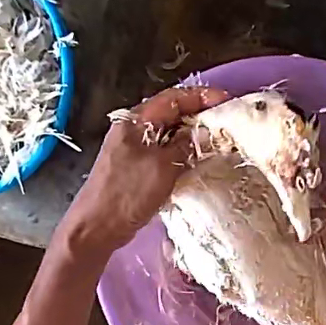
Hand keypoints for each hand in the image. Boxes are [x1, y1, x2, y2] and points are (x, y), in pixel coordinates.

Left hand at [55, 86, 228, 263]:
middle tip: (227, 123)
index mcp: (135, 121)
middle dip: (200, 116)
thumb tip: (205, 131)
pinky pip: (165, 153)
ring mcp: (135, 150)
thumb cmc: (127, 193)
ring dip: (193, 136)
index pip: (173, 98)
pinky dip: (183, 153)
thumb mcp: (162, 166)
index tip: (227, 101)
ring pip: (170, 135)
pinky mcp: (138, 168)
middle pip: (172, 114)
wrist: (97, 227)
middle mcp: (134, 130)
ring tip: (219, 141)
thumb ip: (185, 145)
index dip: (202, 97)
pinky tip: (199, 161)